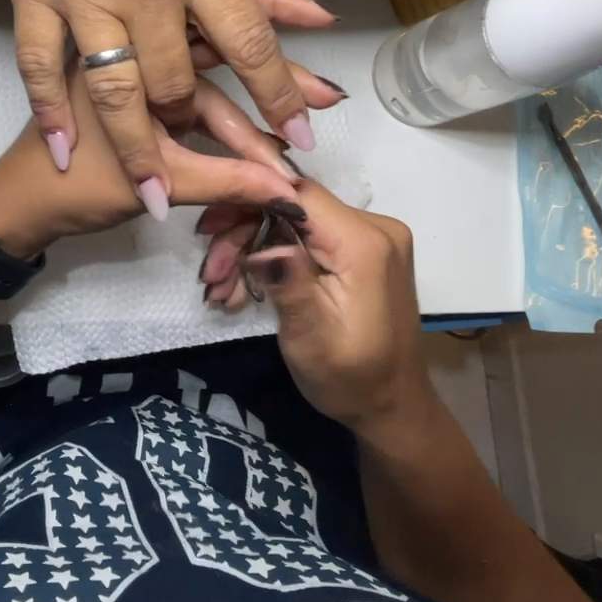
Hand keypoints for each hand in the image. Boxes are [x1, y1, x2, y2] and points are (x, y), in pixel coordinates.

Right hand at [0, 0, 313, 216]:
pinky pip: (42, 67)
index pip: (249, 43)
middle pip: (180, 80)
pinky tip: (66, 149)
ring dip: (137, 149)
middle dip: (208, 126)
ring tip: (152, 193)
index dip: (279, 97)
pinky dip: (52, 113)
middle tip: (232, 162)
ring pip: (117, 91)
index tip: (301, 134)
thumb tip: (274, 6)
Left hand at [0, 70, 304, 259]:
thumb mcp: (155, 181)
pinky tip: (263, 102)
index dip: (272, 66)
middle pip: (223, 47)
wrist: (22, 197)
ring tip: (314, 100)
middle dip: (279, 73)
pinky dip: (229, 92)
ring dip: (257, 86)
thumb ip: (223, 182)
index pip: (218, 44)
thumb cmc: (74, 184)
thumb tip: (285, 189)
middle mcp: (140, 42)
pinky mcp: (143, 85)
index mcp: (138, 49)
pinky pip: (194, 82)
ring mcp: (141, 62)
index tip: (316, 76)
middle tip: (330, 94)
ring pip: (211, 65)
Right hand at [198, 183, 431, 432]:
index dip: (247, 202)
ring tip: (222, 291)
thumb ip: (290, 285)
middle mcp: (374, 226)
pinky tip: (246, 287)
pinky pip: (307, 236)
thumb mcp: (312, 338)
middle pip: (291, 206)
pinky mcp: (362, 248)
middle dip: (243, 236)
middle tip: (211, 278)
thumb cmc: (352, 378)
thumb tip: (261, 247)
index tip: (208, 232)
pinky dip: (275, 257)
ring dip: (252, 250)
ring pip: (293, 221)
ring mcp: (370, 235)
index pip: (296, 194)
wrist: (392, 407)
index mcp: (364, 242)